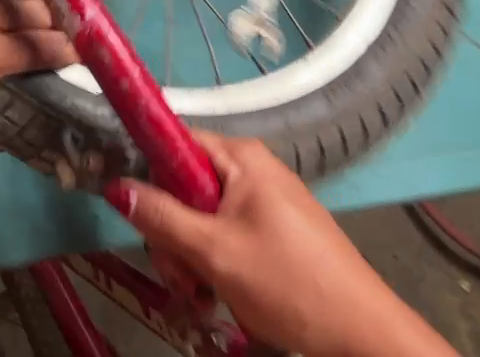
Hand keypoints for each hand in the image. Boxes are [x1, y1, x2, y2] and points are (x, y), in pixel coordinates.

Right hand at [112, 132, 456, 356]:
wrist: (364, 338)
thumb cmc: (289, 284)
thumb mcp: (214, 252)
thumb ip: (161, 217)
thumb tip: (114, 185)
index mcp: (240, 157)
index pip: (174, 141)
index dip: (147, 172)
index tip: (134, 211)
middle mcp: (250, 170)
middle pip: (184, 186)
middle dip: (172, 234)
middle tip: (179, 276)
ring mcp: (264, 202)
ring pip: (201, 218)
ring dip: (190, 258)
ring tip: (200, 296)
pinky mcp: (274, 233)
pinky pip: (225, 236)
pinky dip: (214, 265)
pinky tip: (218, 298)